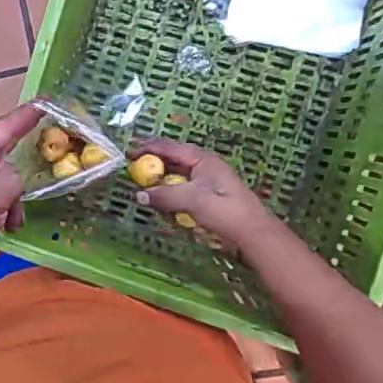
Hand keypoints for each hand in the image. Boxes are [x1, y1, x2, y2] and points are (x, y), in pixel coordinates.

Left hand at [0, 104, 44, 271]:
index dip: (25, 115)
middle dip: (21, 170)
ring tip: (12, 218)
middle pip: (5, 154)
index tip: (45, 102)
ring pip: (4, 180)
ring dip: (13, 198)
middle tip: (45, 158)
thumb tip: (16, 177)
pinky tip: (6, 225)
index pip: (3, 127)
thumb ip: (14, 178)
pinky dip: (5, 208)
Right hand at [130, 138, 276, 246]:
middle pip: (173, 161)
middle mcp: (204, 166)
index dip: (148, 148)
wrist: (253, 234)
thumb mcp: (192, 200)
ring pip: (177, 177)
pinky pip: (184, 191)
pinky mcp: (209, 198)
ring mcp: (207, 182)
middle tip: (134, 171)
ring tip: (146, 189)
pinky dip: (171, 196)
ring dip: (162, 183)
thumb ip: (164, 195)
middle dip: (153, 165)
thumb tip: (139, 194)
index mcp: (202, 159)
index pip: (170, 148)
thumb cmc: (225, 211)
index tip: (129, 153)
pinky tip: (164, 206)